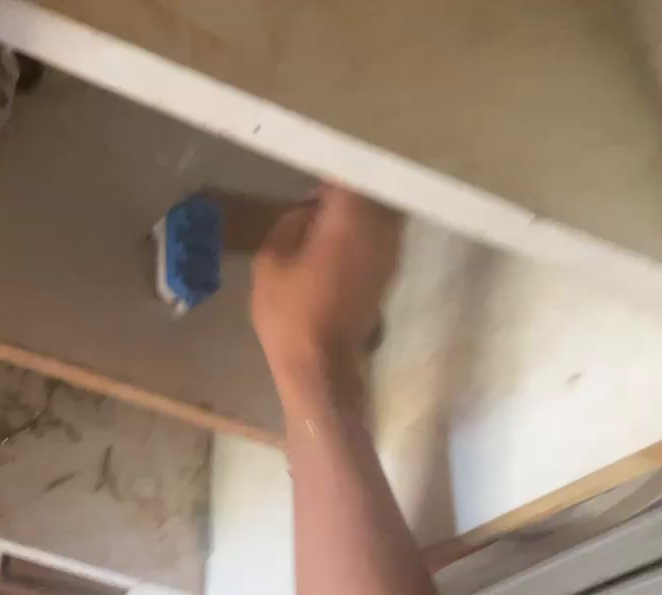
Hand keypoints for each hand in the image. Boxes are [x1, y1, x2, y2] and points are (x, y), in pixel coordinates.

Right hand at [249, 184, 404, 402]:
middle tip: (315, 194)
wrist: (318, 362)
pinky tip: (333, 246)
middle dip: (345, 187)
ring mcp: (391, 249)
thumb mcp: (270, 260)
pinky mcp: (388, 271)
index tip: (313, 165)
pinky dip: (359, 234)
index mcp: (351, 214)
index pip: (352, 168)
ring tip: (323, 220)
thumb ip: (291, 222)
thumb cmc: (289, 310)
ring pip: (377, 212)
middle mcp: (382, 224)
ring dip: (354, 212)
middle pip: (371, 188)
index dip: (332, 164)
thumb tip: (309, 211)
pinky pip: (376, 237)